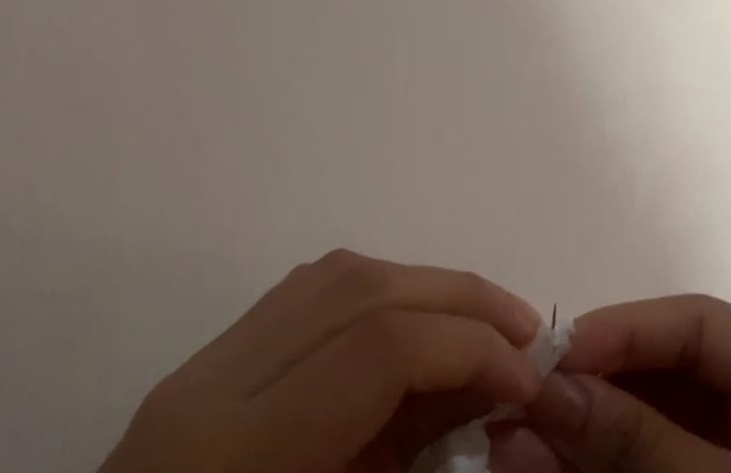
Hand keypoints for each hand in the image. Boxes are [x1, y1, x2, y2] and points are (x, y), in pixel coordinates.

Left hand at [101, 250, 545, 472]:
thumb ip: (412, 454)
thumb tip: (487, 387)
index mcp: (241, 450)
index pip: (376, 348)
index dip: (468, 348)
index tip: (526, 381)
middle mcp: (213, 384)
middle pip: (357, 287)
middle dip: (458, 298)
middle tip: (524, 333)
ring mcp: (203, 364)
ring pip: (332, 275)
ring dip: (420, 286)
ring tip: (480, 323)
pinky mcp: (208, 363)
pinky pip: (305, 296)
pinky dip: (376, 296)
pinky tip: (414, 326)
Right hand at [496, 294, 730, 472]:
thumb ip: (640, 445)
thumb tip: (547, 388)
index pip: (705, 328)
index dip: (626, 329)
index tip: (556, 353)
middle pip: (670, 379)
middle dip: (594, 391)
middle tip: (520, 406)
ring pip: (650, 432)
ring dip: (584, 439)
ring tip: (513, 447)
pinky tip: (544, 470)